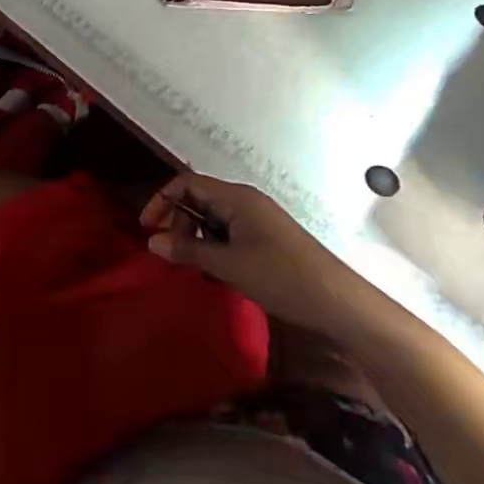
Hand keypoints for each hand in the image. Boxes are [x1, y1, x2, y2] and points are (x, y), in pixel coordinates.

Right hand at [141, 172, 368, 335]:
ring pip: (214, 216)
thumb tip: (152, 241)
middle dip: (178, 220)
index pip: (188, 183)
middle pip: (199, 197)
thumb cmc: (280, 277)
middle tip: (171, 252)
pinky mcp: (266, 236)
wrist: (336, 301)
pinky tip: (215, 269)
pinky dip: (215, 244)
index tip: (147, 228)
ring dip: (196, 234)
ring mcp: (258, 218)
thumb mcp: (228, 265)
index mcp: (237, 197)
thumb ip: (188, 250)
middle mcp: (246, 200)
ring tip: (193, 264)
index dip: (163, 200)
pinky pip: (229, 230)